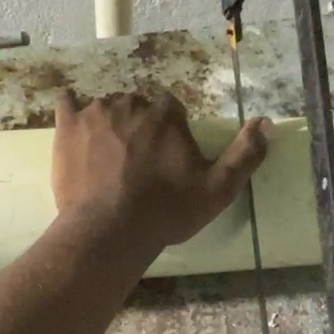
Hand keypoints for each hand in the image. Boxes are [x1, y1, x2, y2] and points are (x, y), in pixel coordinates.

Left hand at [51, 89, 271, 250]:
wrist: (111, 230)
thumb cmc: (167, 211)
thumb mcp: (218, 189)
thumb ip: (244, 154)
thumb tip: (266, 123)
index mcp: (167, 114)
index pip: (171, 108)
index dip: (170, 131)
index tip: (167, 157)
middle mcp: (132, 103)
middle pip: (138, 106)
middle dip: (140, 126)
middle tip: (139, 162)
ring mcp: (96, 113)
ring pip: (107, 108)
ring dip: (110, 125)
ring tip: (109, 158)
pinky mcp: (67, 127)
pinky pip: (66, 105)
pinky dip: (71, 111)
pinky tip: (74, 125)